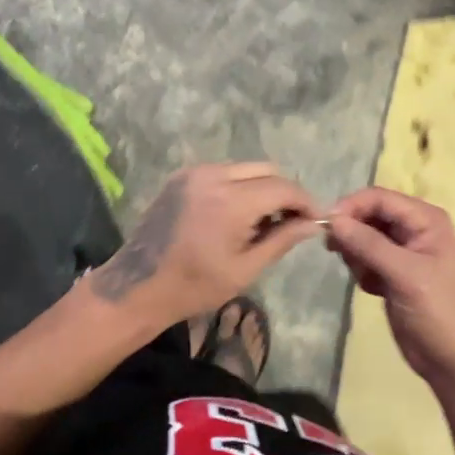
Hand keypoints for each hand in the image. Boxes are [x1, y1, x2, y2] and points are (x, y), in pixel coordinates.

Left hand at [88, 163, 319, 329]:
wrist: (140, 283)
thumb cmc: (195, 286)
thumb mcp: (245, 269)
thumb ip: (281, 240)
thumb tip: (312, 224)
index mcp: (231, 200)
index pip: (282, 187)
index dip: (304, 201)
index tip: (315, 220)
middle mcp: (213, 175)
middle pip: (265, 170)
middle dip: (283, 192)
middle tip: (290, 222)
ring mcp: (194, 172)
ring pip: (244, 168)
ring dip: (260, 187)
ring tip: (262, 222)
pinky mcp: (181, 176)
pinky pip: (222, 171)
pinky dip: (237, 186)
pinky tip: (236, 214)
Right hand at [328, 187, 454, 389]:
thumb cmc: (440, 314)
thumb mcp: (405, 275)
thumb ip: (368, 244)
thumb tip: (332, 219)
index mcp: (427, 220)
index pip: (380, 198)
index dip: (352, 206)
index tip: (326, 225)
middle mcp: (415, 230)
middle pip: (369, 215)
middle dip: (353, 232)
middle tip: (337, 253)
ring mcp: (404, 253)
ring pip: (364, 237)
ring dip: (357, 255)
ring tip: (366, 278)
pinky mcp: (394, 275)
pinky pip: (366, 258)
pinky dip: (363, 271)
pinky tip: (373, 290)